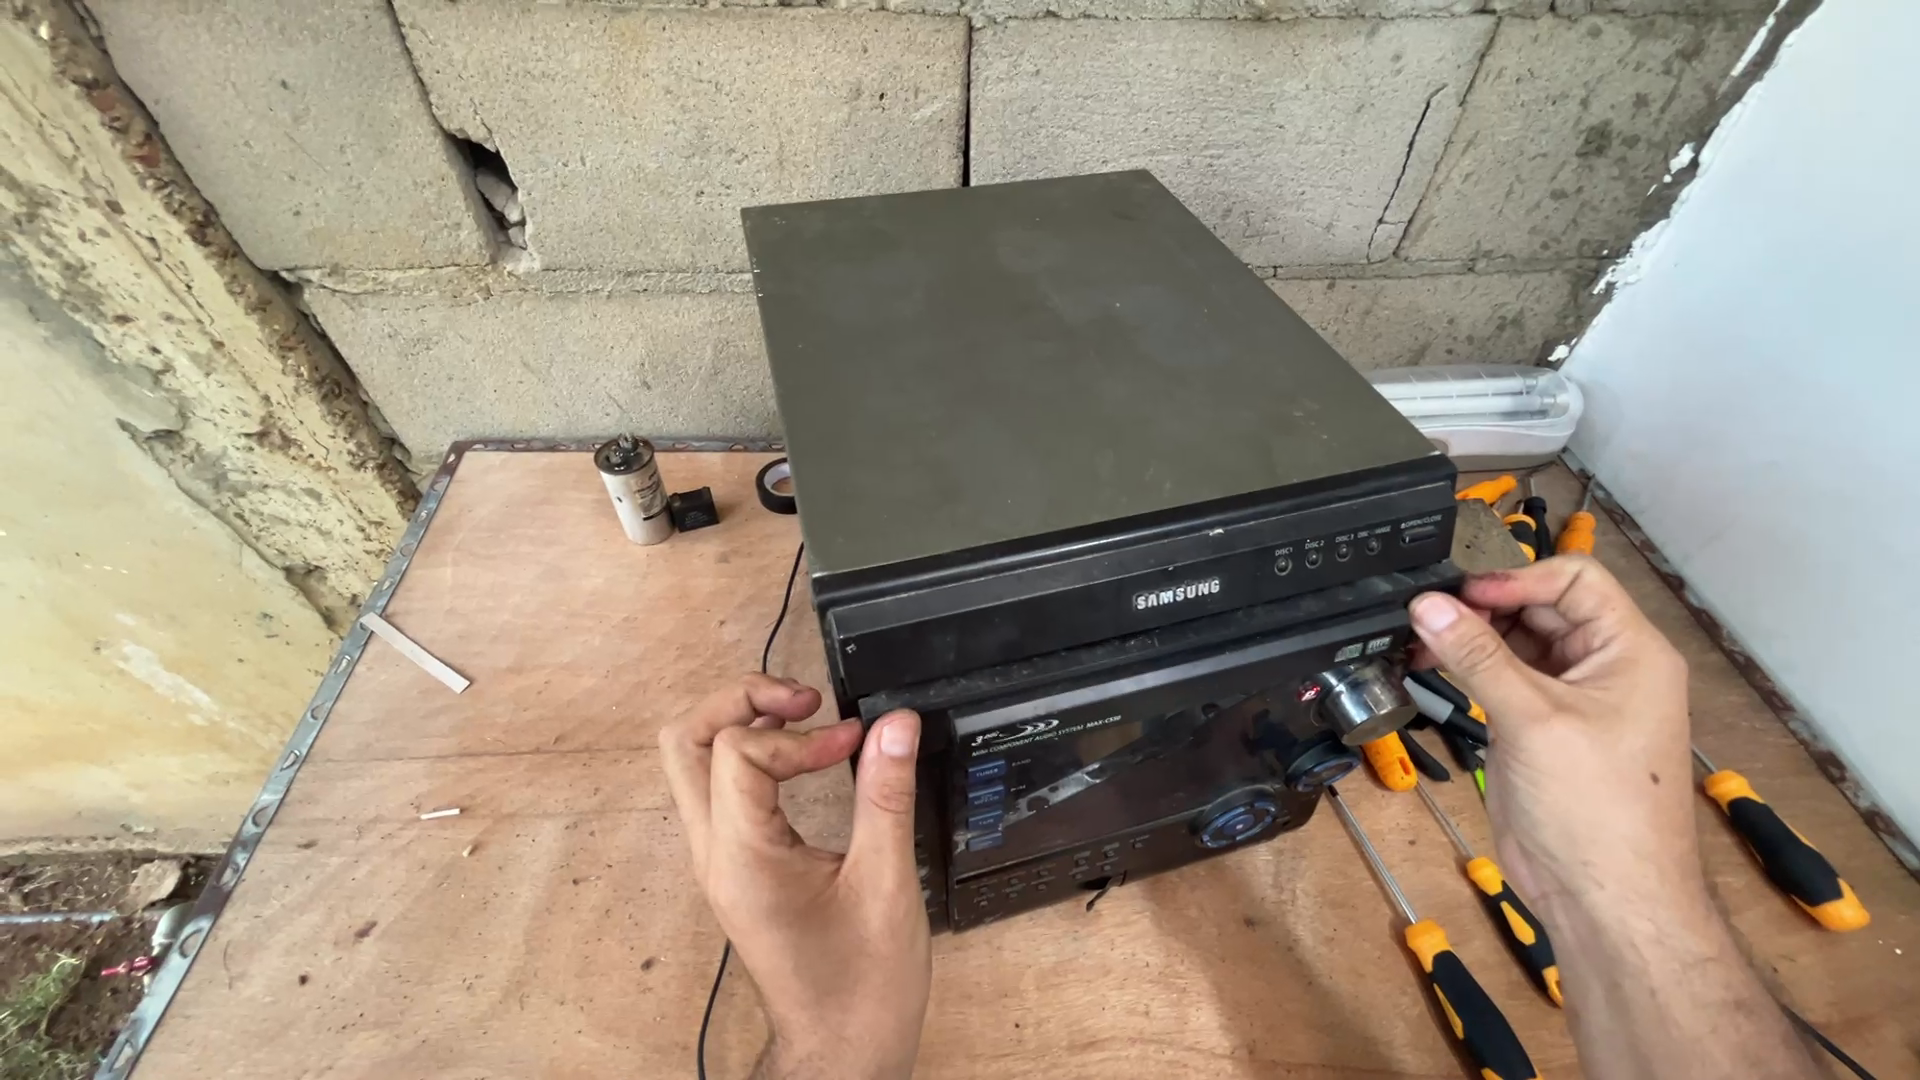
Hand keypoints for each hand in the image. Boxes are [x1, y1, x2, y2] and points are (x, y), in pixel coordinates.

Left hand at [659, 674, 930, 1079]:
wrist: (841, 1055)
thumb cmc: (865, 985)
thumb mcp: (886, 884)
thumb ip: (886, 795)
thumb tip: (896, 723)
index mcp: (743, 858)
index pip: (738, 752)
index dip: (800, 735)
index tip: (854, 742)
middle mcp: (714, 852)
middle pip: (683, 740)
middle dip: (741, 699)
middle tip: (804, 699)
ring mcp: (718, 858)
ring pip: (693, 759)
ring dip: (743, 719)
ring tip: (804, 714)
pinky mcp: (735, 863)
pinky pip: (720, 784)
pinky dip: (754, 749)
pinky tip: (800, 750)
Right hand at [1406, 556, 1703, 914]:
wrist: (1600, 893)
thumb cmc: (1593, 804)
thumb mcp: (1533, 718)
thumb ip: (1476, 656)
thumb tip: (1426, 604)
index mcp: (1627, 652)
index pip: (1572, 581)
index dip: (1514, 579)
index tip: (1457, 596)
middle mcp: (1599, 666)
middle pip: (1536, 607)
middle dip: (1479, 607)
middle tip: (1423, 616)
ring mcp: (1564, 695)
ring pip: (1510, 641)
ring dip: (1464, 636)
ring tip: (1415, 640)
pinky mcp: (1532, 722)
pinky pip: (1495, 674)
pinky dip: (1460, 665)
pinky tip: (1424, 666)